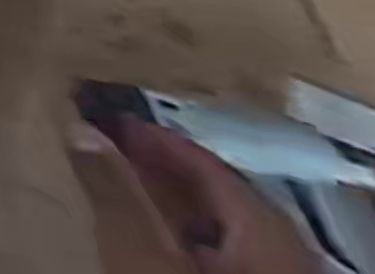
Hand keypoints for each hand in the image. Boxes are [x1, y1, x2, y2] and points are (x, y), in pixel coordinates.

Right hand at [114, 120, 317, 273]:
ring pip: (231, 229)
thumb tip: (80, 126)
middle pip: (227, 197)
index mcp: (272, 236)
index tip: (110, 115)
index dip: (158, 138)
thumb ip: (113, 189)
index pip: (213, 168)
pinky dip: (193, 232)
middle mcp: (294, 259)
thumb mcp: (139, 253)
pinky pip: (233, 254)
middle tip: (114, 143)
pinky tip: (162, 233)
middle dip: (169, 166)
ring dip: (180, 199)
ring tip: (130, 180)